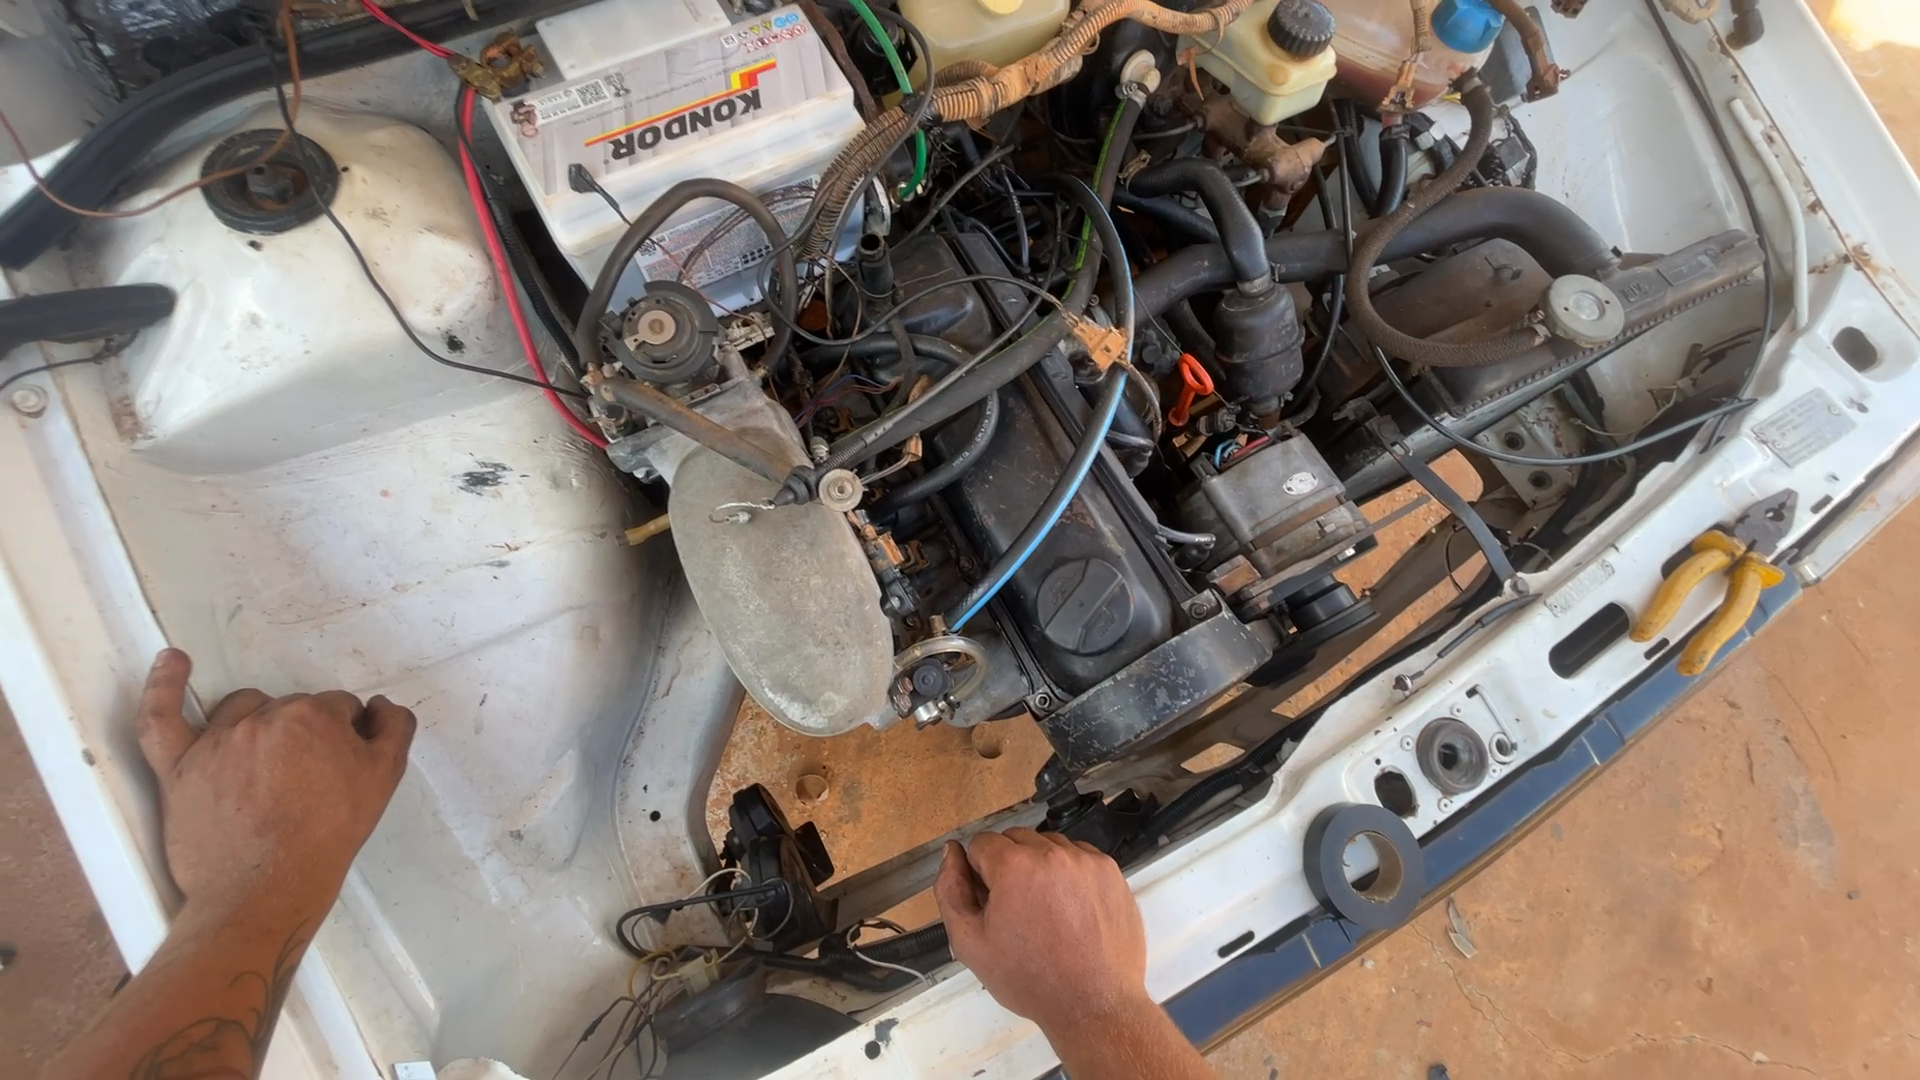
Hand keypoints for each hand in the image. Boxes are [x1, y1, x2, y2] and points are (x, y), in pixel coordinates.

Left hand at [136, 648, 415, 922]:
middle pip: (295, 707)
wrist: (270, 883)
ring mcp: (214, 741)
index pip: (341, 708)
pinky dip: (163, 686)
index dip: (349, 735)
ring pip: (246, 707)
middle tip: (317, 775)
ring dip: (266, 719)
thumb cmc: (334, 827)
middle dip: (312, 731)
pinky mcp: (178, 768)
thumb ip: (395, 727)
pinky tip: (172, 661)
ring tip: (276, 756)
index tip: (347, 765)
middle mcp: (263, 718)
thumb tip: (380, 707)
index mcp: (314, 716)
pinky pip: (159, 719)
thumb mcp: (387, 773)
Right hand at [934, 828, 1151, 1031]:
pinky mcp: (1109, 870)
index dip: (979, 873)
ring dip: (1040, 866)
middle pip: (1015, 839)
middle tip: (1016, 908)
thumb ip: (951, 890)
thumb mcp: (971, 943)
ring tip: (1045, 910)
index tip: (991, 901)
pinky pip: (1078, 855)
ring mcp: (1084, 859)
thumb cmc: (1031, 979)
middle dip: (1008, 866)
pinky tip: (1069, 907)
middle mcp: (1051, 853)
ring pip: (1047, 844)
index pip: (981, 843)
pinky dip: (1069, 872)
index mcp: (1014, 866)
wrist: (1093, 1006)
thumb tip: (951, 853)